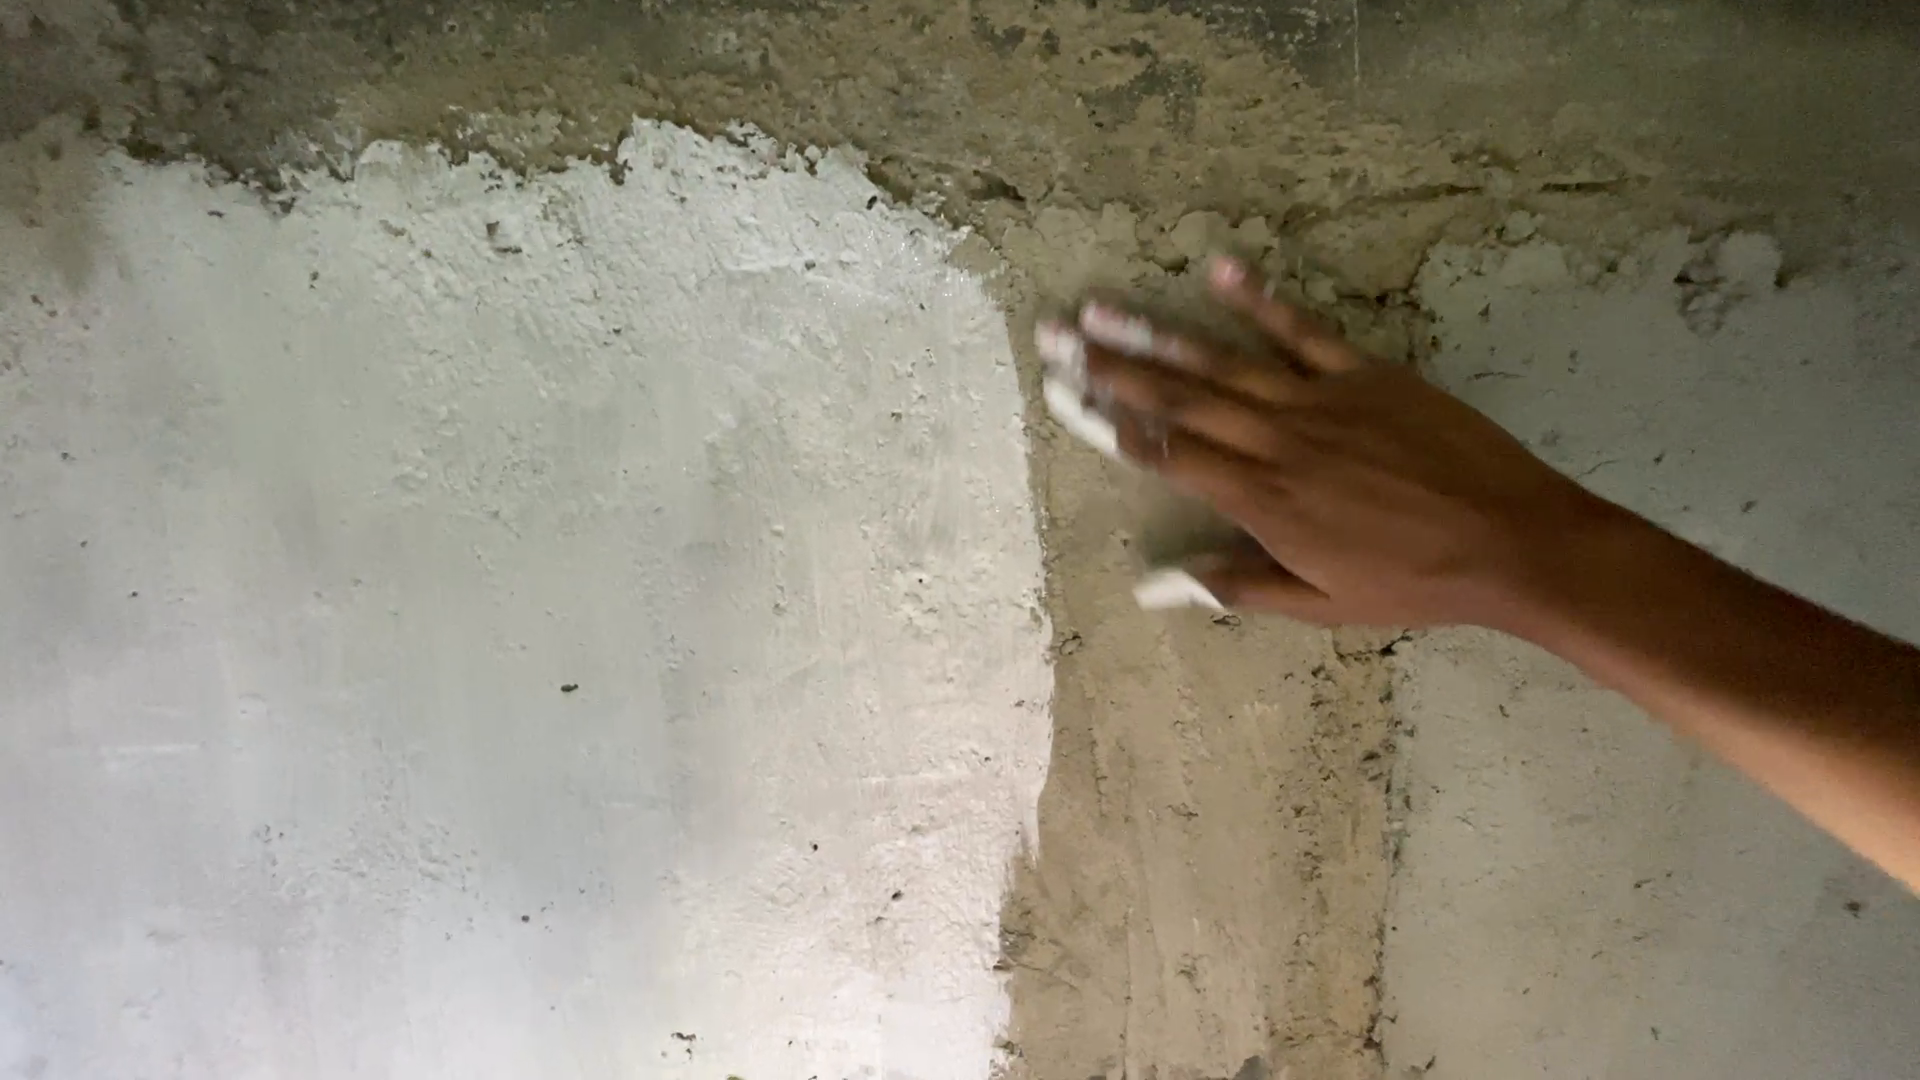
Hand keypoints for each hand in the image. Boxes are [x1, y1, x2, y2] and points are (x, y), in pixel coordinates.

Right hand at [1036, 256, 1619, 626]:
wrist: (1515, 542)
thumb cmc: (1408, 582)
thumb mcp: (1315, 602)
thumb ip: (1230, 583)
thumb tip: (1152, 587)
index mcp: (1259, 497)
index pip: (1164, 453)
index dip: (1106, 422)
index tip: (1062, 394)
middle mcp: (1274, 439)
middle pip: (1175, 398)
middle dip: (1108, 367)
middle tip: (1056, 336)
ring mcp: (1318, 398)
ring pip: (1220, 362)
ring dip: (1155, 334)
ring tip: (1101, 309)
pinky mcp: (1365, 372)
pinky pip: (1302, 330)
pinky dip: (1259, 300)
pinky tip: (1218, 272)